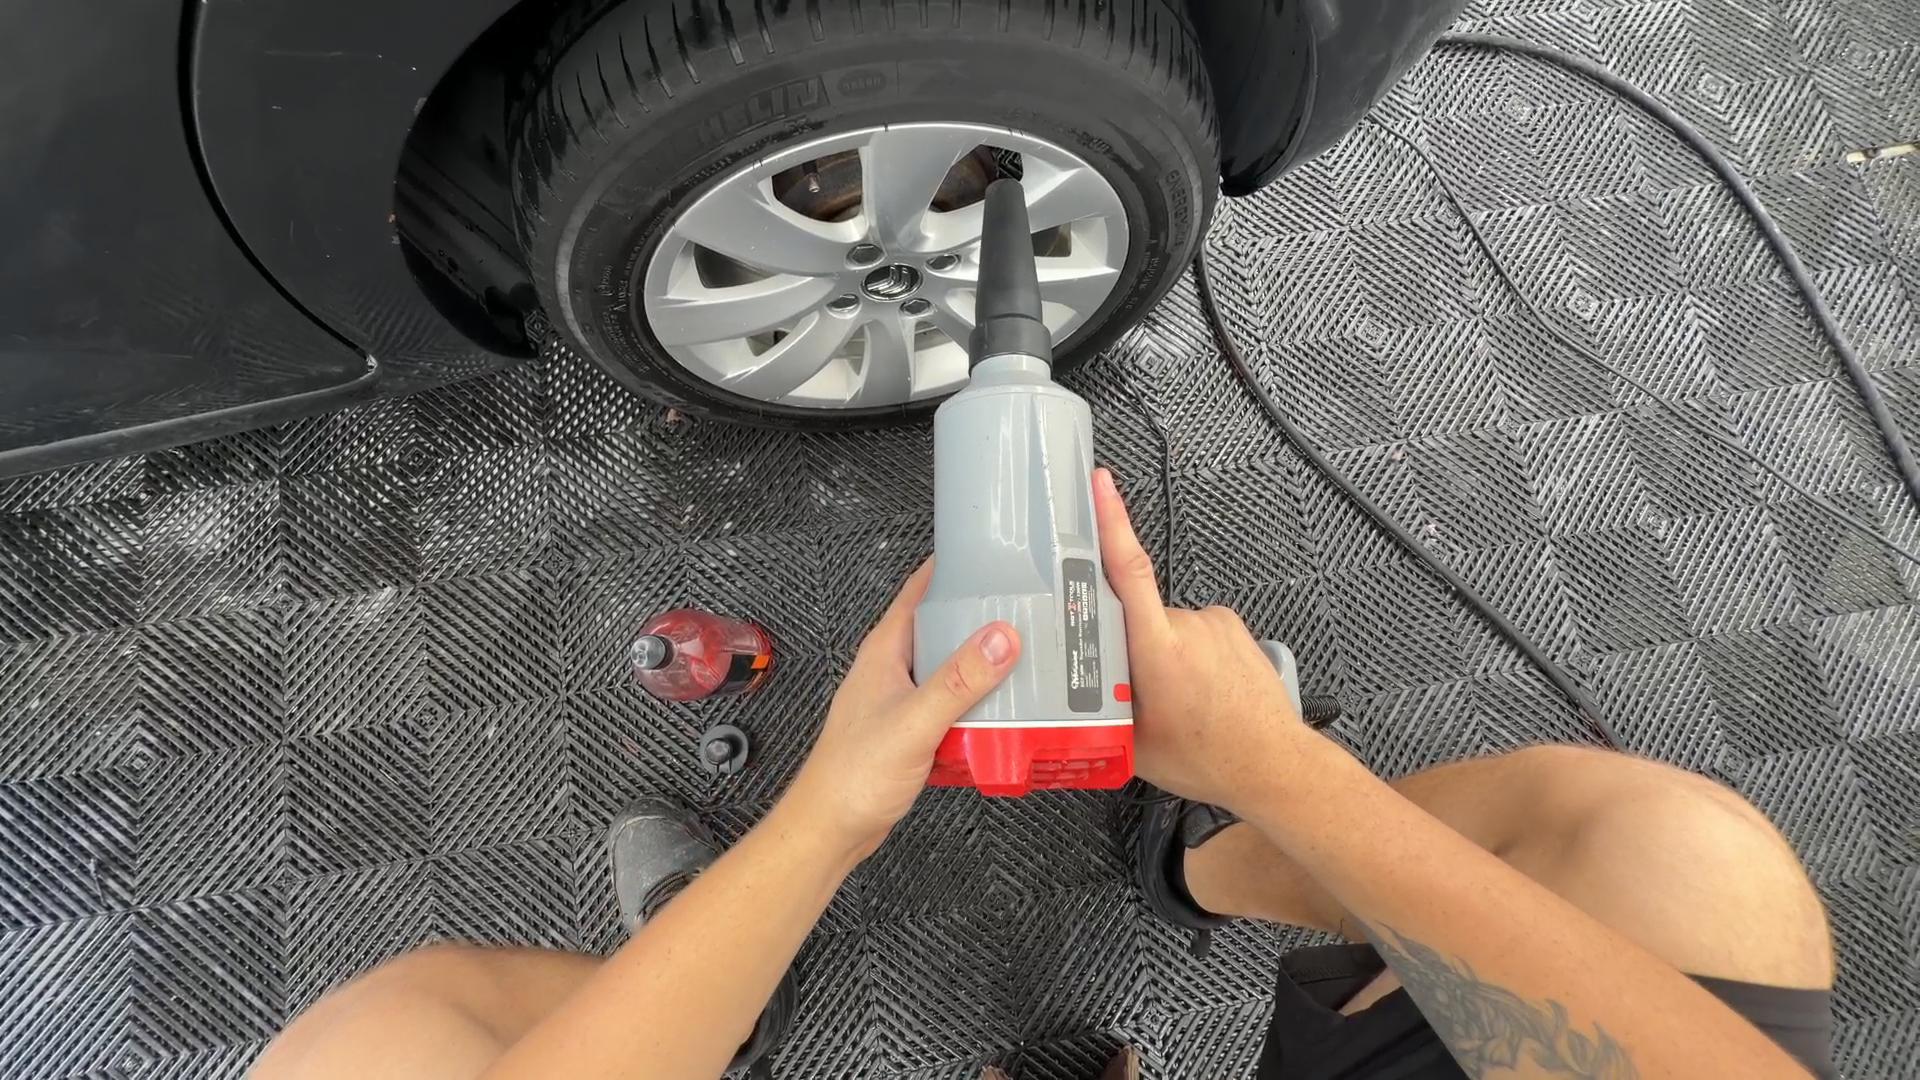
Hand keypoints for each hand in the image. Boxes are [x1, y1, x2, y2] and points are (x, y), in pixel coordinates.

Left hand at [785, 561, 1021, 861]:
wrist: (833, 827)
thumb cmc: (854, 774)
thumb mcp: (913, 721)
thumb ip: (957, 680)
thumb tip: (1000, 637)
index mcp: (886, 650)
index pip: (919, 590)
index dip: (950, 567)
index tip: (989, 552)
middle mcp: (894, 667)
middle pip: (941, 625)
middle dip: (978, 612)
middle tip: (1023, 604)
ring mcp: (903, 697)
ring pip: (949, 664)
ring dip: (980, 658)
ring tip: (1023, 652)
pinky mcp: (914, 726)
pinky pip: (951, 699)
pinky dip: (976, 696)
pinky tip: (1003, 705)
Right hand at [1093, 468, 1310, 811]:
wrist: (1277, 764)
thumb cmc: (1211, 758)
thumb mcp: (1133, 745)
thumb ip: (1097, 708)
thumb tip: (1069, 691)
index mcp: (1158, 651)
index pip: (1129, 571)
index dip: (1112, 523)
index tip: (1101, 485)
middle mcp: (1188, 626)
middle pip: (1134, 611)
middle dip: (1126, 643)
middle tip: (1140, 693)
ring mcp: (1214, 622)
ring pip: (1161, 622)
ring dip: (1158, 649)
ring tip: (1177, 698)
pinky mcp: (1231, 624)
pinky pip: (1190, 625)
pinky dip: (1184, 648)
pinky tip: (1198, 685)